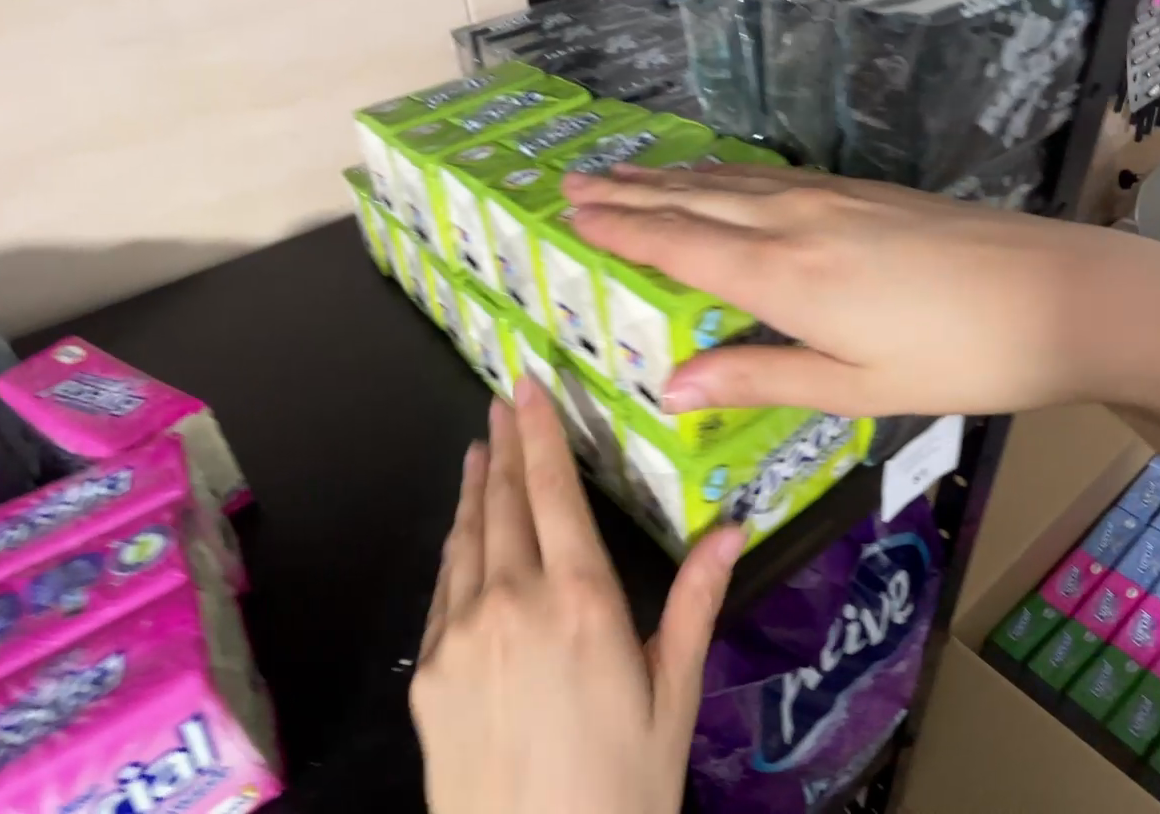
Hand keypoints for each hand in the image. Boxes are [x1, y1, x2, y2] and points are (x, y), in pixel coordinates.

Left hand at [411, 379, 747, 813]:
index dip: (540, 431)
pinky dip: (456, 545)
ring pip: (468, 536)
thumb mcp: (672, 697)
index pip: (555, 492)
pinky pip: (443, 588)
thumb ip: (694, 604)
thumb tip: (733, 529)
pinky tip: (463, 531)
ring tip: (480, 450)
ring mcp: (460, 632)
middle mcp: (514, 599)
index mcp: (581, 600)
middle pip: (507, 502)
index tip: (526, 386)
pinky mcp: (426, 669)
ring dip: (476, 486)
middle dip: (506, 444)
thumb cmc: (622, 786)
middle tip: (501, 400)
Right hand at [563, 163, 1159, 418]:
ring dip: (665, 177)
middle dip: (626, 193)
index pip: (677, 245)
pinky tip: (712, 176)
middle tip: (571, 180)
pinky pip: (763, 176)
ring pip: (725, 181)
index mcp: (782, 275)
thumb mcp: (853, 388)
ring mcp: (827, 198)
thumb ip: (757, 378)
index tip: (570, 213)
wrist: (1064, 293)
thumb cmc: (957, 357)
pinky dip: (718, 174)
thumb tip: (669, 390)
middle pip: (690, 201)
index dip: (619, 230)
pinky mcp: (859, 190)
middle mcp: (792, 222)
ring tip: (620, 171)